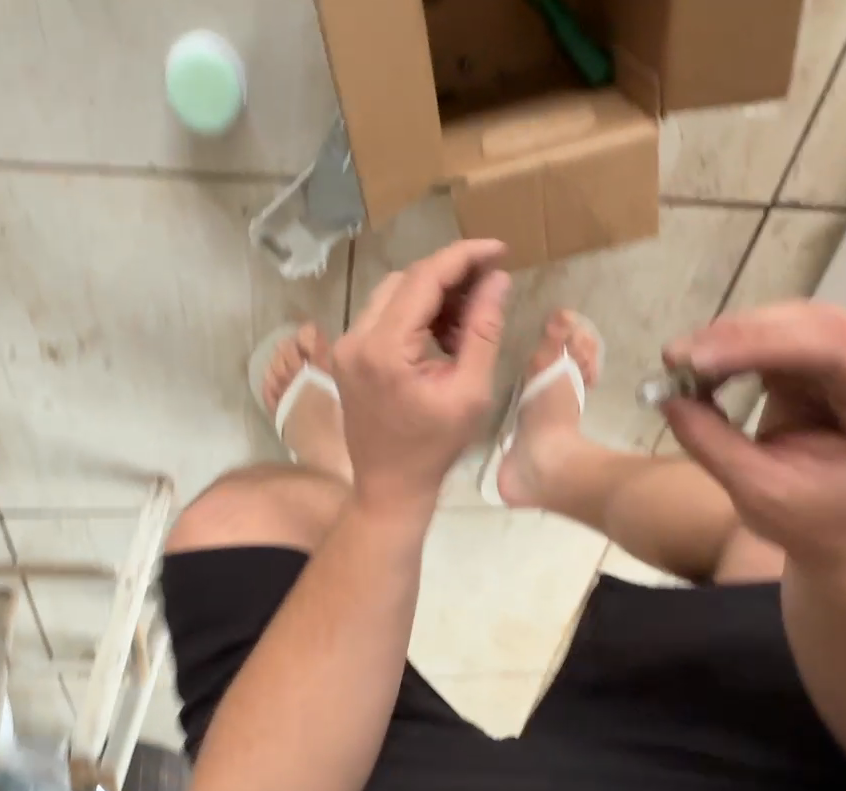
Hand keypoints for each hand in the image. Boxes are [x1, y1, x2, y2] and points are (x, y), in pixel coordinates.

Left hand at [333, 239, 511, 516]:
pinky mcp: (347, 356)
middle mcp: (356, 339)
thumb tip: (497, 279)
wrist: (390, 485)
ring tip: (468, 322)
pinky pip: (382, 317)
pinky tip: (443, 336)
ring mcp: (346, 347)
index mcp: (384, 349)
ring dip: (432, 296)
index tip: (499, 250)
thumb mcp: (469, 391)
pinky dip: (414, 315)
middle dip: (450, 277)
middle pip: (406, 281)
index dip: (464, 257)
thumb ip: (483, 331)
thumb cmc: (434, 447)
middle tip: (488, 290)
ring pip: (392, 295)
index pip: (424, 279)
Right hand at [661, 302, 845, 568]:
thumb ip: (714, 444)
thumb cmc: (818, 526)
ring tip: (683, 365)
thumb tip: (667, 397)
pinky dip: (746, 348)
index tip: (693, 358)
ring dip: (738, 339)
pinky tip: (709, 365)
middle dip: (741, 337)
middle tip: (675, 358)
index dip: (761, 342)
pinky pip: (795, 335)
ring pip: (803, 324)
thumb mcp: (760, 495)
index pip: (840, 346)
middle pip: (822, 326)